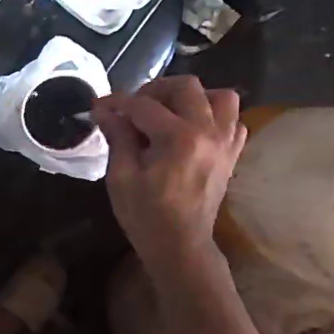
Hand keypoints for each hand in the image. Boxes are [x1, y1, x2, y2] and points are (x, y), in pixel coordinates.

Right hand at [92, 76, 246, 275]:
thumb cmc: (146, 215)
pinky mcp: (232, 154)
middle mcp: (208, 132)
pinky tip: (194, 130)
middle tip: (135, 108)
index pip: (144, 105)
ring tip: (171, 113)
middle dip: (155, 90)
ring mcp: (225, 142)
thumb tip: (104, 110)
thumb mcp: (122, 177)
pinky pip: (233, 121)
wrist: (180, 246)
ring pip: (220, 97)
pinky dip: (215, 117)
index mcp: (179, 138)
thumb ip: (117, 137)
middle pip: (186, 87)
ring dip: (193, 98)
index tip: (100, 105)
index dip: (118, 102)